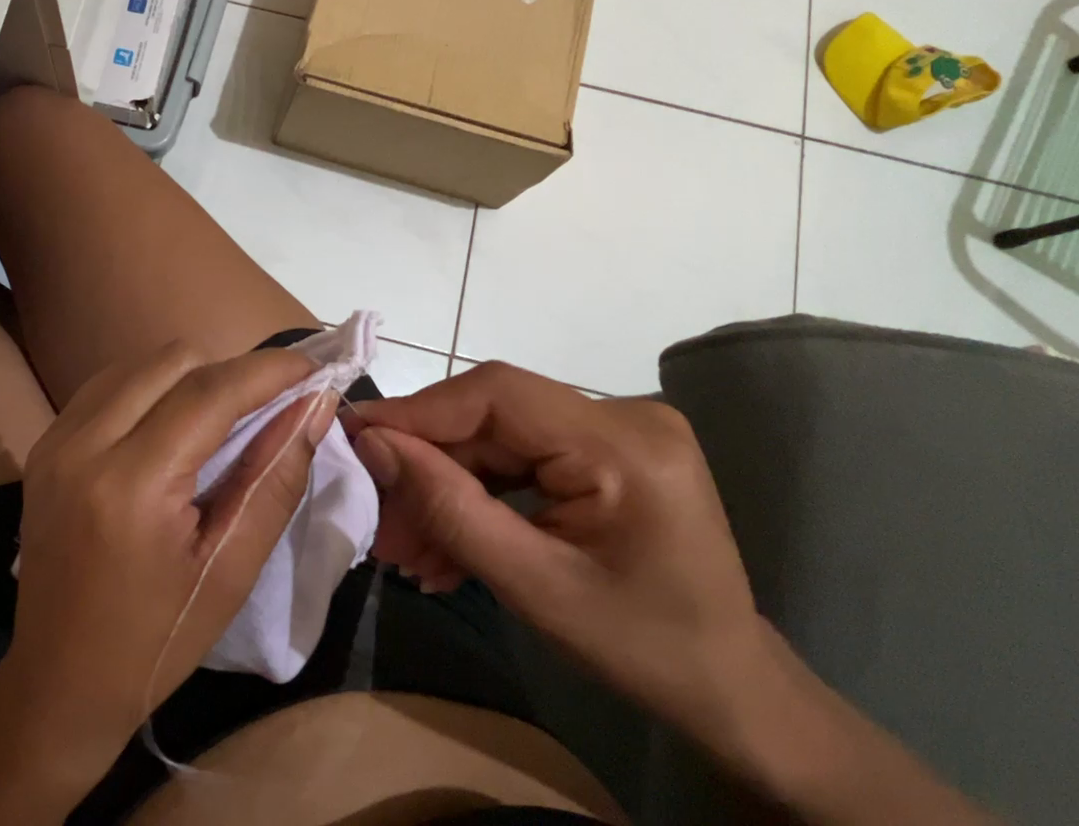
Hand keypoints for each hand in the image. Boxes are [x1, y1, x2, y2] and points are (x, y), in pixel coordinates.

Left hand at [2, 343, 337, 758]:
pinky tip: (172, 429)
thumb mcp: (231, 571)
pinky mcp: (43, 447)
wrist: (60, 679)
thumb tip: (314, 407)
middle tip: (270, 405)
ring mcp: (53, 442)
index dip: (268, 370)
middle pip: (171, 360)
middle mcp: (82, 446)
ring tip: (224, 419)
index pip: (210, 392)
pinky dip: (149, 390)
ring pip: (136, 365)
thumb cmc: (157, 639)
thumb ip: (275, 479)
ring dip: (189, 377)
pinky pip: (106, 387)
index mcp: (131, 485)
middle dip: (230, 371)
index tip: (313, 367)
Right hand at [345, 362, 764, 727]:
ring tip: (407, 550)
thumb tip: (373, 445)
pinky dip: (478, 497)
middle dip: (427, 468)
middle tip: (379, 523)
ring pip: (497, 440)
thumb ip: (450, 509)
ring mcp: (617, 433)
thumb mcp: (532, 585)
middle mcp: (625, 418)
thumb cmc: (639, 645)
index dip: (417, 411)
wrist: (725, 684)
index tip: (354, 438)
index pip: (498, 394)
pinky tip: (446, 544)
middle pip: (492, 418)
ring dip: (446, 489)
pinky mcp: (604, 454)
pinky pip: (520, 460)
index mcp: (625, 445)